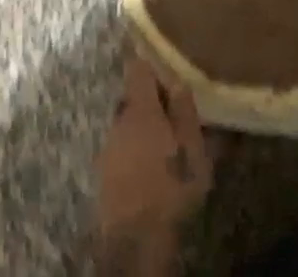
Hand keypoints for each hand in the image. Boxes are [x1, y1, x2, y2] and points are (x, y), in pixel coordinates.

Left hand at [95, 53, 211, 244]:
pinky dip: (136, 145)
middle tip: (175, 107)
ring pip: (128, 122)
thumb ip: (185, 112)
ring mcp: (108, 145)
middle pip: (133, 97)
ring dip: (145, 124)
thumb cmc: (171, 187)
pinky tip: (152, 160)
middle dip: (152, 99)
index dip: (150, 61)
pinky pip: (123, 144)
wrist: (134, 237)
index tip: (165, 60)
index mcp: (140, 110)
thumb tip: (178, 81)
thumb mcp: (192, 149)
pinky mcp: (104, 168)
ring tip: (167, 137)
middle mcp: (118, 120)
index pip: (137, 69)